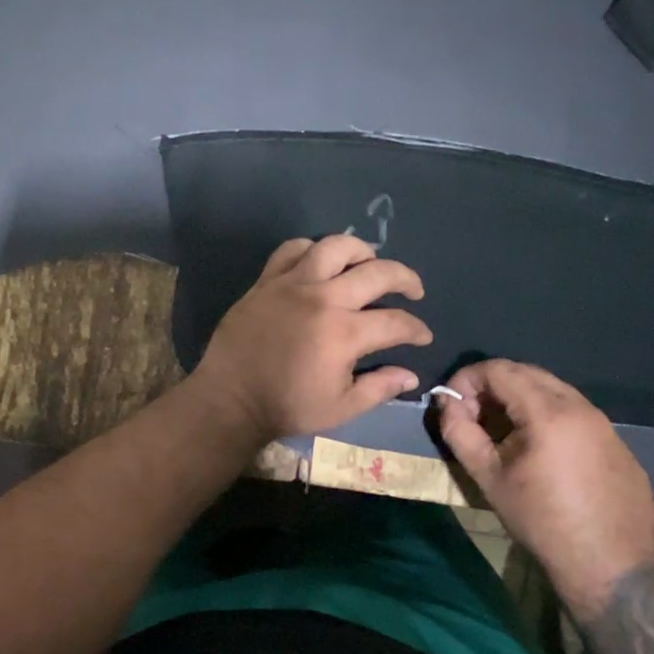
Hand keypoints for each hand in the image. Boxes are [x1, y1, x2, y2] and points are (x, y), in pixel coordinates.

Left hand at [190, 234, 432, 441]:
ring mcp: (292, 283)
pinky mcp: (267, 280)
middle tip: (413, 290)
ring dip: (360, 251)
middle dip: (405, 278)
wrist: (231, 397)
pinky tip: (321, 262)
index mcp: (344, 333)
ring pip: (334, 246)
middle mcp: (322, 298)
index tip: (422, 336)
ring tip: (369, 264)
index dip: (417, 329)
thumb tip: (410, 375)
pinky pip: (292, 249)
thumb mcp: (342, 407)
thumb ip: (380, 387)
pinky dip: (312, 249)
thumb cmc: (288, 405)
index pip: (396, 322)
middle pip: (376, 272)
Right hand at [436, 359, 653, 617]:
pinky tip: (543, 452)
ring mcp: (607, 425)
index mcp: (548, 412)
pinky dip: (551, 417)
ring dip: (523, 398)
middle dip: (494, 385)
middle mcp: (581, 408)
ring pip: (555, 390)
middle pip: (527, 372)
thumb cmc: (541, 521)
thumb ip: (459, 431)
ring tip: (506, 431)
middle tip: (476, 414)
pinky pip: (578, 414)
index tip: (454, 404)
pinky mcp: (621, 445)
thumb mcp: (487, 476)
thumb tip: (446, 403)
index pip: (499, 369)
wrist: (612, 569)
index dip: (468, 379)